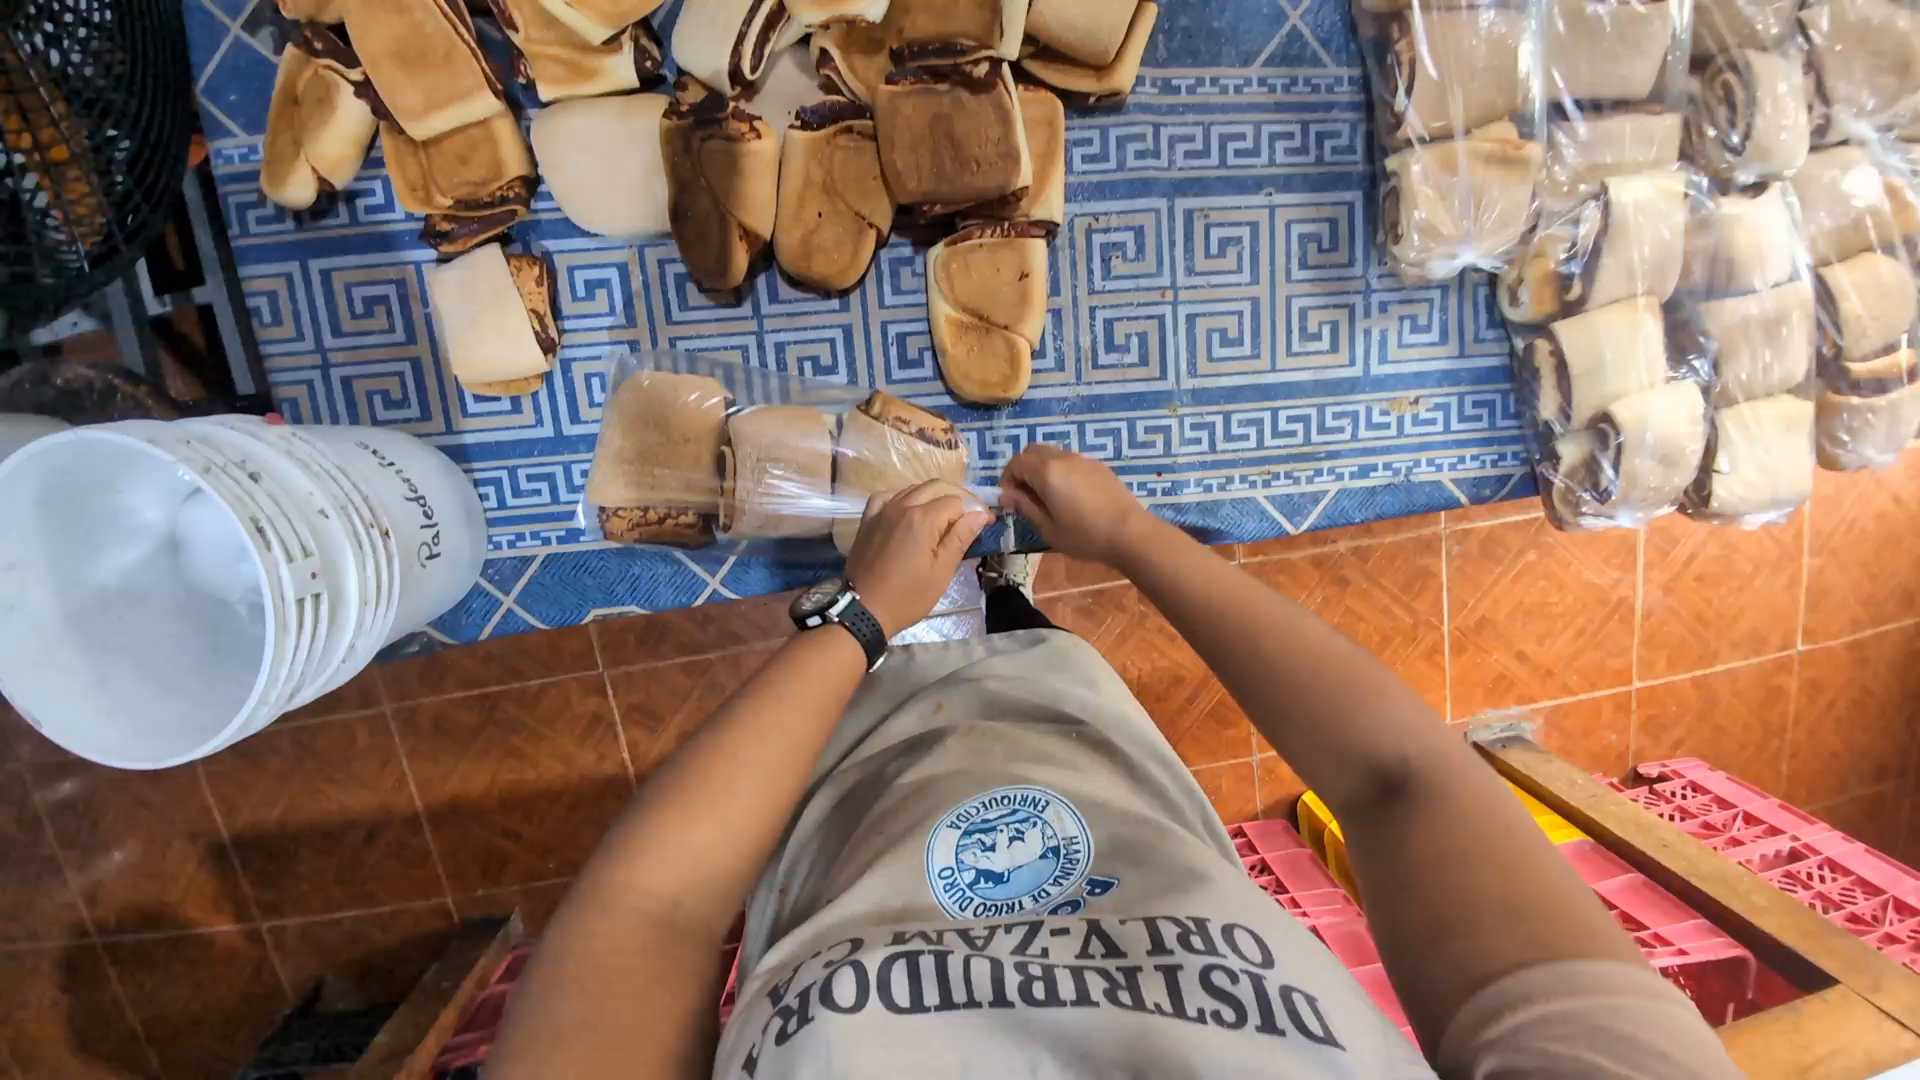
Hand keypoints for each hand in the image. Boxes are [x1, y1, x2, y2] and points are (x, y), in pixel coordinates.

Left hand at [845, 480, 994, 635]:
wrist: (864, 609)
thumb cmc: (908, 596)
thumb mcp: (942, 571)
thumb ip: (961, 538)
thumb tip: (980, 514)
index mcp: (923, 518)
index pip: (957, 502)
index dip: (974, 511)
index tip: (985, 524)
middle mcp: (902, 506)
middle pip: (936, 487)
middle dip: (957, 497)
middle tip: (969, 515)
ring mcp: (882, 511)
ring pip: (912, 488)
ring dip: (932, 496)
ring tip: (943, 515)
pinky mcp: (868, 520)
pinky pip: (886, 496)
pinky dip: (901, 497)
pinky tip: (908, 508)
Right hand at [1000, 445, 1157, 567]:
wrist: (1131, 534)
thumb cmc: (1085, 536)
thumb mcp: (1048, 528)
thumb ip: (1026, 506)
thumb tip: (1008, 494)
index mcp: (1047, 472)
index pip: (1016, 463)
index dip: (1007, 479)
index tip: (1010, 500)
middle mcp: (1064, 458)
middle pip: (1032, 451)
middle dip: (1022, 469)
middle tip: (1025, 495)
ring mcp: (1084, 459)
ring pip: (1052, 453)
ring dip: (1041, 469)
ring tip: (1047, 496)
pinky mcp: (1099, 466)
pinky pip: (1070, 461)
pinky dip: (1060, 471)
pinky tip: (1069, 496)